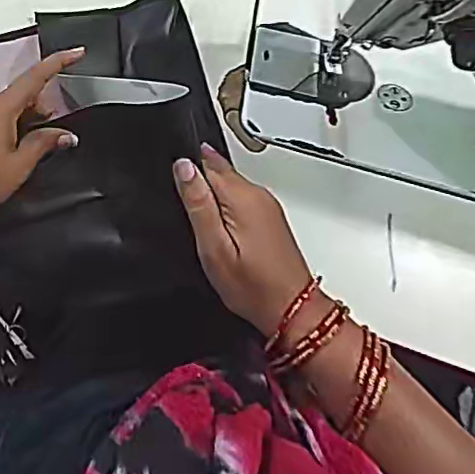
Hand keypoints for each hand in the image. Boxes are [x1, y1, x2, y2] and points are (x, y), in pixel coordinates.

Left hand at [0, 47, 85, 217]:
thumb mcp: (21, 163)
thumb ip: (45, 143)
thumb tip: (63, 135)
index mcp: (1, 108)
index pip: (35, 76)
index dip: (59, 62)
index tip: (75, 53)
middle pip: (25, 92)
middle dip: (47, 104)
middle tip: (60, 124)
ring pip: (13, 105)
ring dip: (32, 116)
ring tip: (43, 141)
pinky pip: (1, 116)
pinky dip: (17, 123)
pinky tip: (24, 144)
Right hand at [174, 142, 314, 335]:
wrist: (292, 311)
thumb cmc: (254, 287)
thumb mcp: (213, 247)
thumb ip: (197, 203)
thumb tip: (183, 166)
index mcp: (242, 197)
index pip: (205, 162)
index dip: (186, 174)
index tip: (182, 198)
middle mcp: (258, 194)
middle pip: (216, 170)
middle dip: (198, 185)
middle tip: (194, 219)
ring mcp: (267, 204)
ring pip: (227, 184)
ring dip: (211, 198)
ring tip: (207, 229)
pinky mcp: (269, 215)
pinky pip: (238, 198)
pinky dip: (225, 209)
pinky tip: (222, 233)